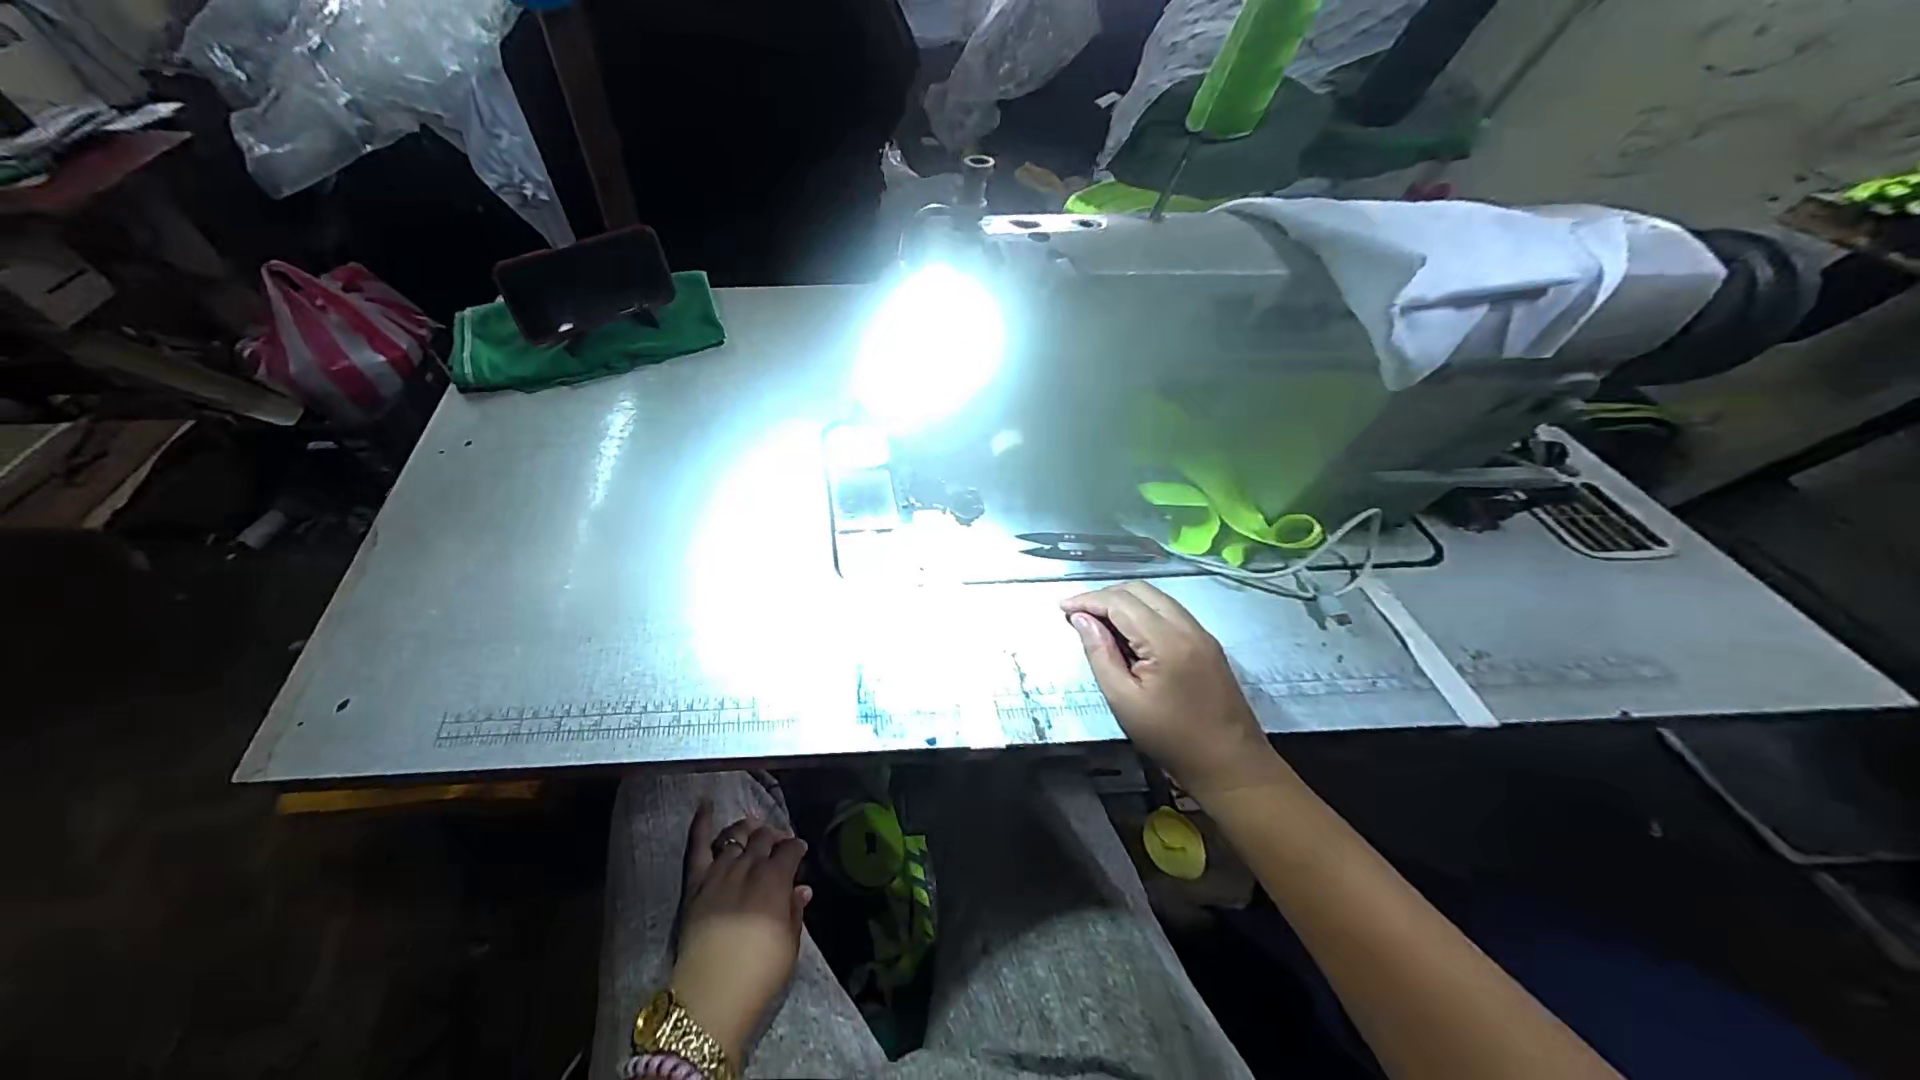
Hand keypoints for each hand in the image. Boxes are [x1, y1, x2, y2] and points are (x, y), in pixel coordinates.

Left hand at [670, 800, 811, 1061]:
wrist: (713, 994)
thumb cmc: (760, 973)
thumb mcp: (790, 944)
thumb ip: (795, 910)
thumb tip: (802, 889)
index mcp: (776, 879)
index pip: (790, 850)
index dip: (797, 847)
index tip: (800, 851)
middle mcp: (749, 868)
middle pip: (764, 839)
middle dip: (774, 836)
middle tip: (778, 842)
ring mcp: (720, 872)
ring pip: (735, 837)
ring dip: (747, 830)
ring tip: (753, 827)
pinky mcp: (696, 883)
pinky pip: (698, 846)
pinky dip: (702, 824)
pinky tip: (706, 804)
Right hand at [1062, 581, 1282, 797]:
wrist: (1230, 764)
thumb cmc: (1170, 738)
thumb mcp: (1123, 700)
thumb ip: (1100, 653)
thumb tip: (1081, 619)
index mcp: (1167, 641)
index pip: (1121, 602)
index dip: (1088, 600)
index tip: (1063, 607)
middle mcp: (1188, 627)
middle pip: (1140, 590)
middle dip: (1106, 596)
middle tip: (1079, 614)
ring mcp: (1201, 634)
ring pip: (1157, 598)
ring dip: (1125, 602)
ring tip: (1098, 622)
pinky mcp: (1207, 644)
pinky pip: (1170, 613)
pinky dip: (1144, 613)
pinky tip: (1128, 634)